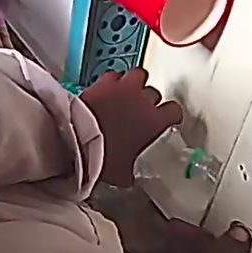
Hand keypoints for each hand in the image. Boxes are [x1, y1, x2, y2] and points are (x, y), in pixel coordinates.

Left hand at [79, 67, 182, 187]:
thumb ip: (130, 172)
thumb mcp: (122, 173)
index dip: (171, 114)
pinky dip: (114, 80)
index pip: (174, 111)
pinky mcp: (105, 82)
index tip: (166, 118)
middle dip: (149, 100)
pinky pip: (115, 75)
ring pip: (139, 74)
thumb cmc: (104, 158)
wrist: (77, 141)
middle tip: (139, 109)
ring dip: (135, 82)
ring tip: (128, 91)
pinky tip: (108, 87)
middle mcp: (143, 100)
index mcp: (154, 122)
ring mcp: (124, 88)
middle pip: (155, 93)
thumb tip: (129, 178)